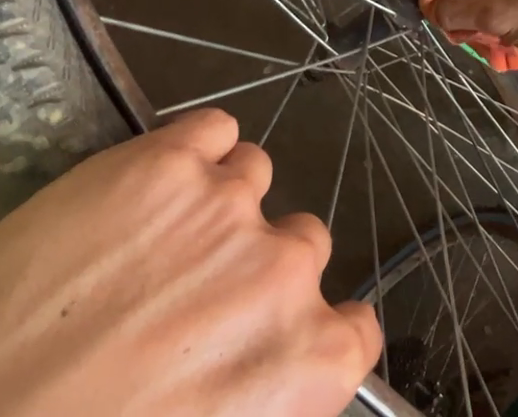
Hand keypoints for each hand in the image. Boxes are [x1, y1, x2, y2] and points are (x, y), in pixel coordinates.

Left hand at [0, 109, 379, 416]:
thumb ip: (267, 396)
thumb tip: (265, 360)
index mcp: (306, 362)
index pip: (356, 331)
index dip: (318, 331)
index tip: (275, 333)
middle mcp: (284, 272)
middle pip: (304, 240)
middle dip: (258, 263)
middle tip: (193, 289)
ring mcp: (225, 207)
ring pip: (255, 175)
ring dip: (223, 199)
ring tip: (161, 228)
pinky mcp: (163, 163)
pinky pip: (216, 127)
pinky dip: (199, 147)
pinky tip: (161, 175)